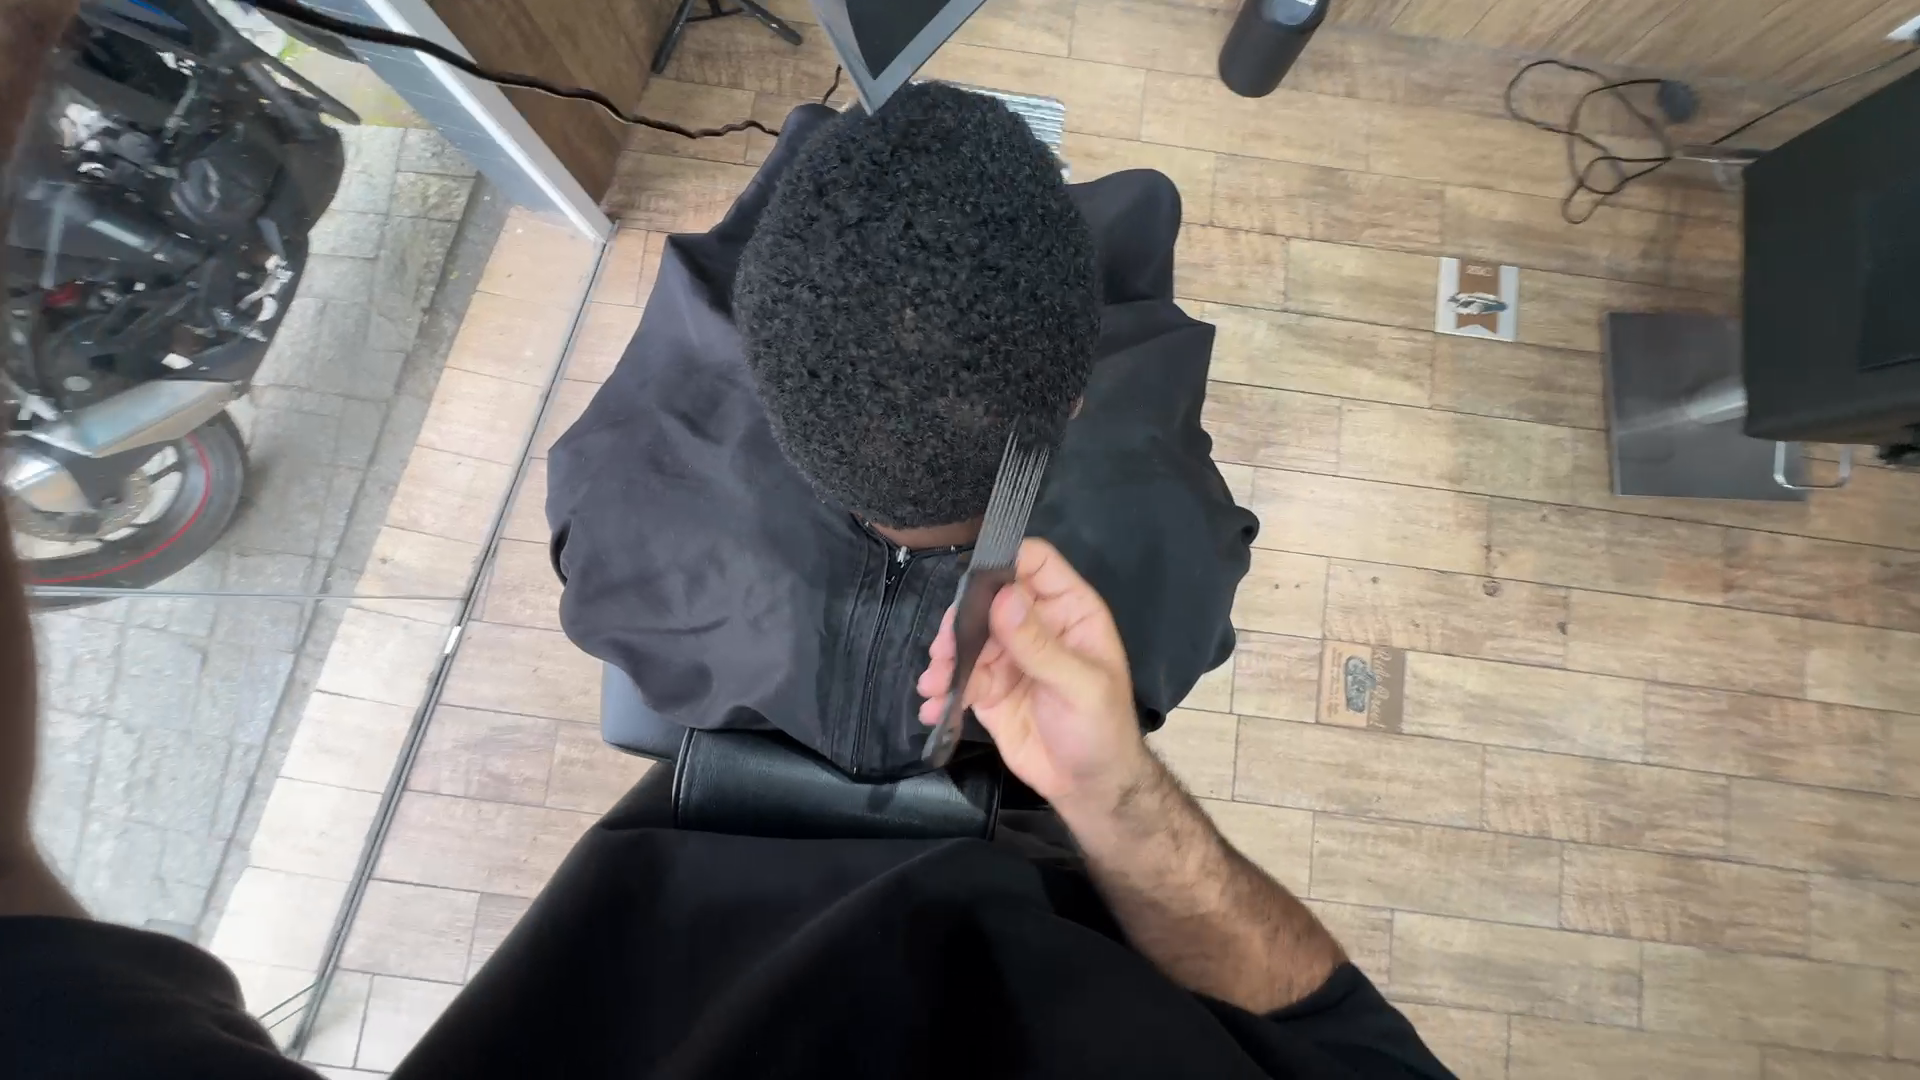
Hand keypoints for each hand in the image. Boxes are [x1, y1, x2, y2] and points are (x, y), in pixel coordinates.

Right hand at [917, 539, 1150, 812]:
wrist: (1089, 787)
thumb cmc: (1101, 729)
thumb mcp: (1079, 686)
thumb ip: (1039, 644)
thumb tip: (1003, 596)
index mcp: (1068, 610)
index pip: (1036, 563)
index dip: (1006, 561)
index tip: (974, 580)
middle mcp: (1035, 624)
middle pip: (989, 597)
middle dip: (961, 618)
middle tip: (943, 647)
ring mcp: (1009, 655)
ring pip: (967, 636)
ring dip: (945, 657)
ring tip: (933, 682)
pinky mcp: (988, 687)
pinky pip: (959, 677)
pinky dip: (941, 689)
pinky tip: (932, 706)